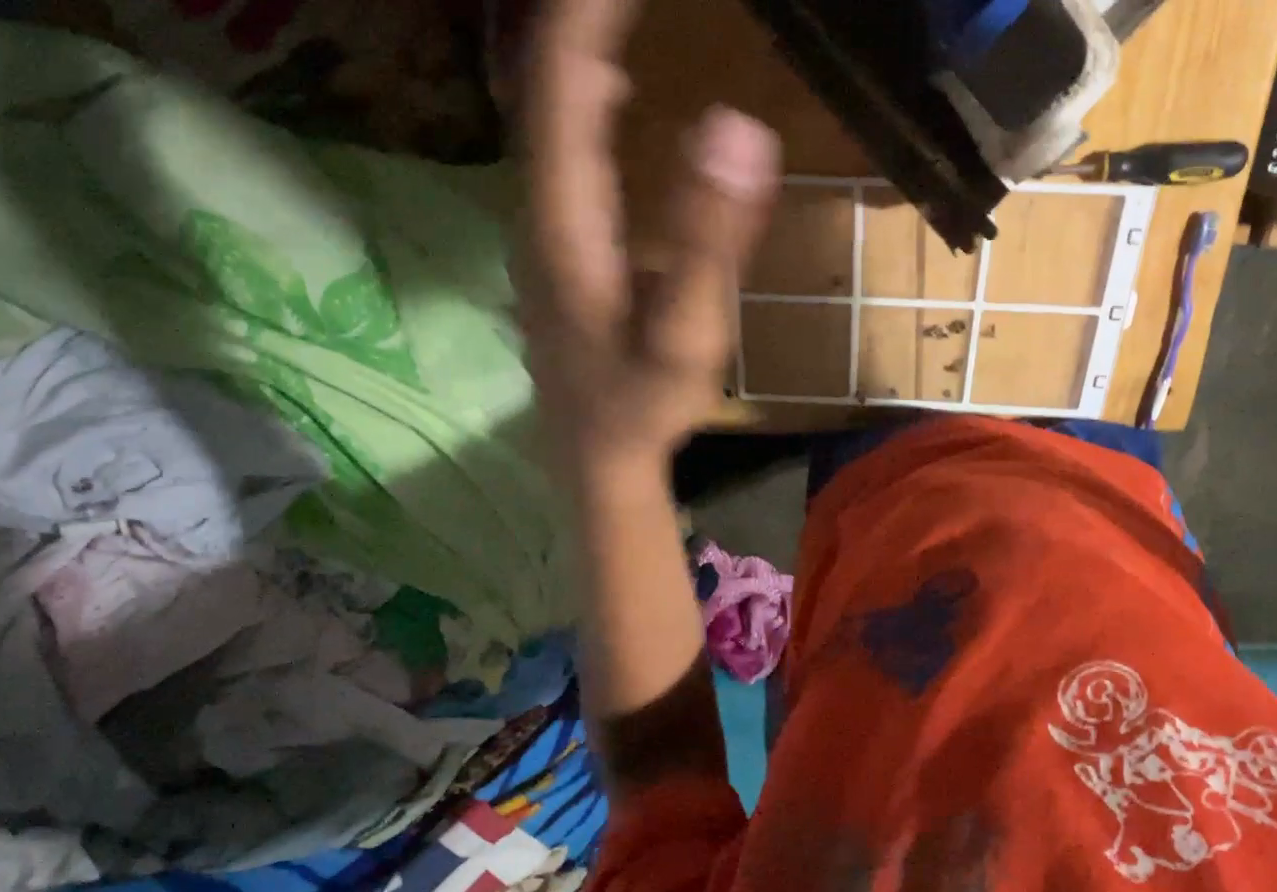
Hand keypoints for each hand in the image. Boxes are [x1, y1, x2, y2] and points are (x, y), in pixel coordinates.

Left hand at [496, 0, 780, 472]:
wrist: (593, 460)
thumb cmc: (643, 406)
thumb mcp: (686, 332)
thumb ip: (710, 236)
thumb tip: (739, 125)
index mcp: (565, 219)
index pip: (566, 85)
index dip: (589, 15)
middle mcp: (537, 209)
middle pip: (545, 87)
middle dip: (581, 22)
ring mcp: (540, 228)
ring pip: (547, 115)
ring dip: (579, 54)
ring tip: (614, 12)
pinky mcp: (555, 247)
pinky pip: (561, 149)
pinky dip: (583, 101)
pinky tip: (607, 93)